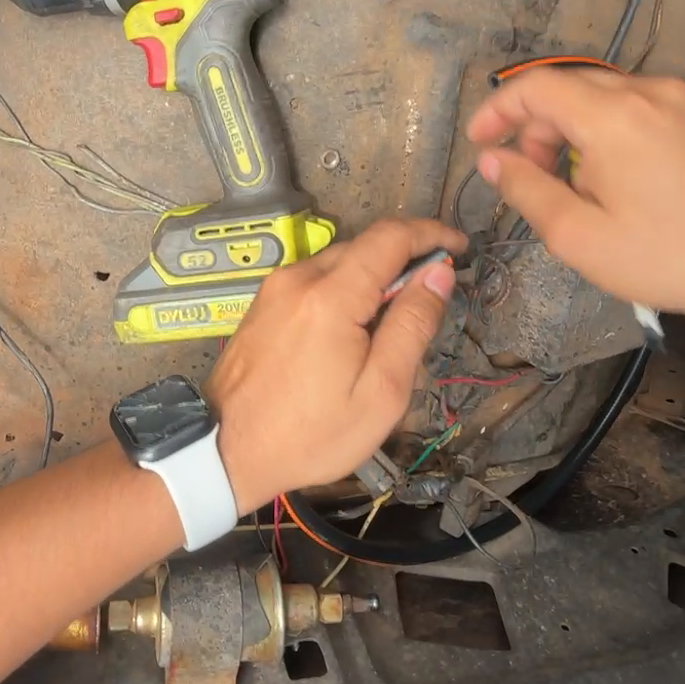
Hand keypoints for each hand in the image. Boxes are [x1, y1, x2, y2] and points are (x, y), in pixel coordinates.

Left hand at [208, 218, 465, 512]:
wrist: (225, 449)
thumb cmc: (311, 433)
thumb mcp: (381, 392)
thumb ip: (412, 326)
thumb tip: (438, 274)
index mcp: (331, 295)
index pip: (391, 237)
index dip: (431, 234)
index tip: (459, 248)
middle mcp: (300, 277)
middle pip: (365, 247)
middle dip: (405, 263)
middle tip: (428, 305)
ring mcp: (276, 287)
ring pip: (339, 263)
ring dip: (374, 280)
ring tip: (388, 331)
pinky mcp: (264, 302)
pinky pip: (315, 280)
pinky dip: (345, 291)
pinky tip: (350, 333)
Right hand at [466, 70, 684, 341]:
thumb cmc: (673, 256)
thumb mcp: (580, 236)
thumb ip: (526, 190)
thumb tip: (492, 159)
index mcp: (612, 115)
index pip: (536, 87)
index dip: (497, 110)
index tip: (478, 144)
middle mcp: (648, 93)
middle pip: (568, 89)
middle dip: (533, 127)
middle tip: (527, 177)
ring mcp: (684, 103)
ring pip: (603, 99)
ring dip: (570, 132)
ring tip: (571, 188)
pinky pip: (636, 111)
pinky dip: (605, 135)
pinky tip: (614, 182)